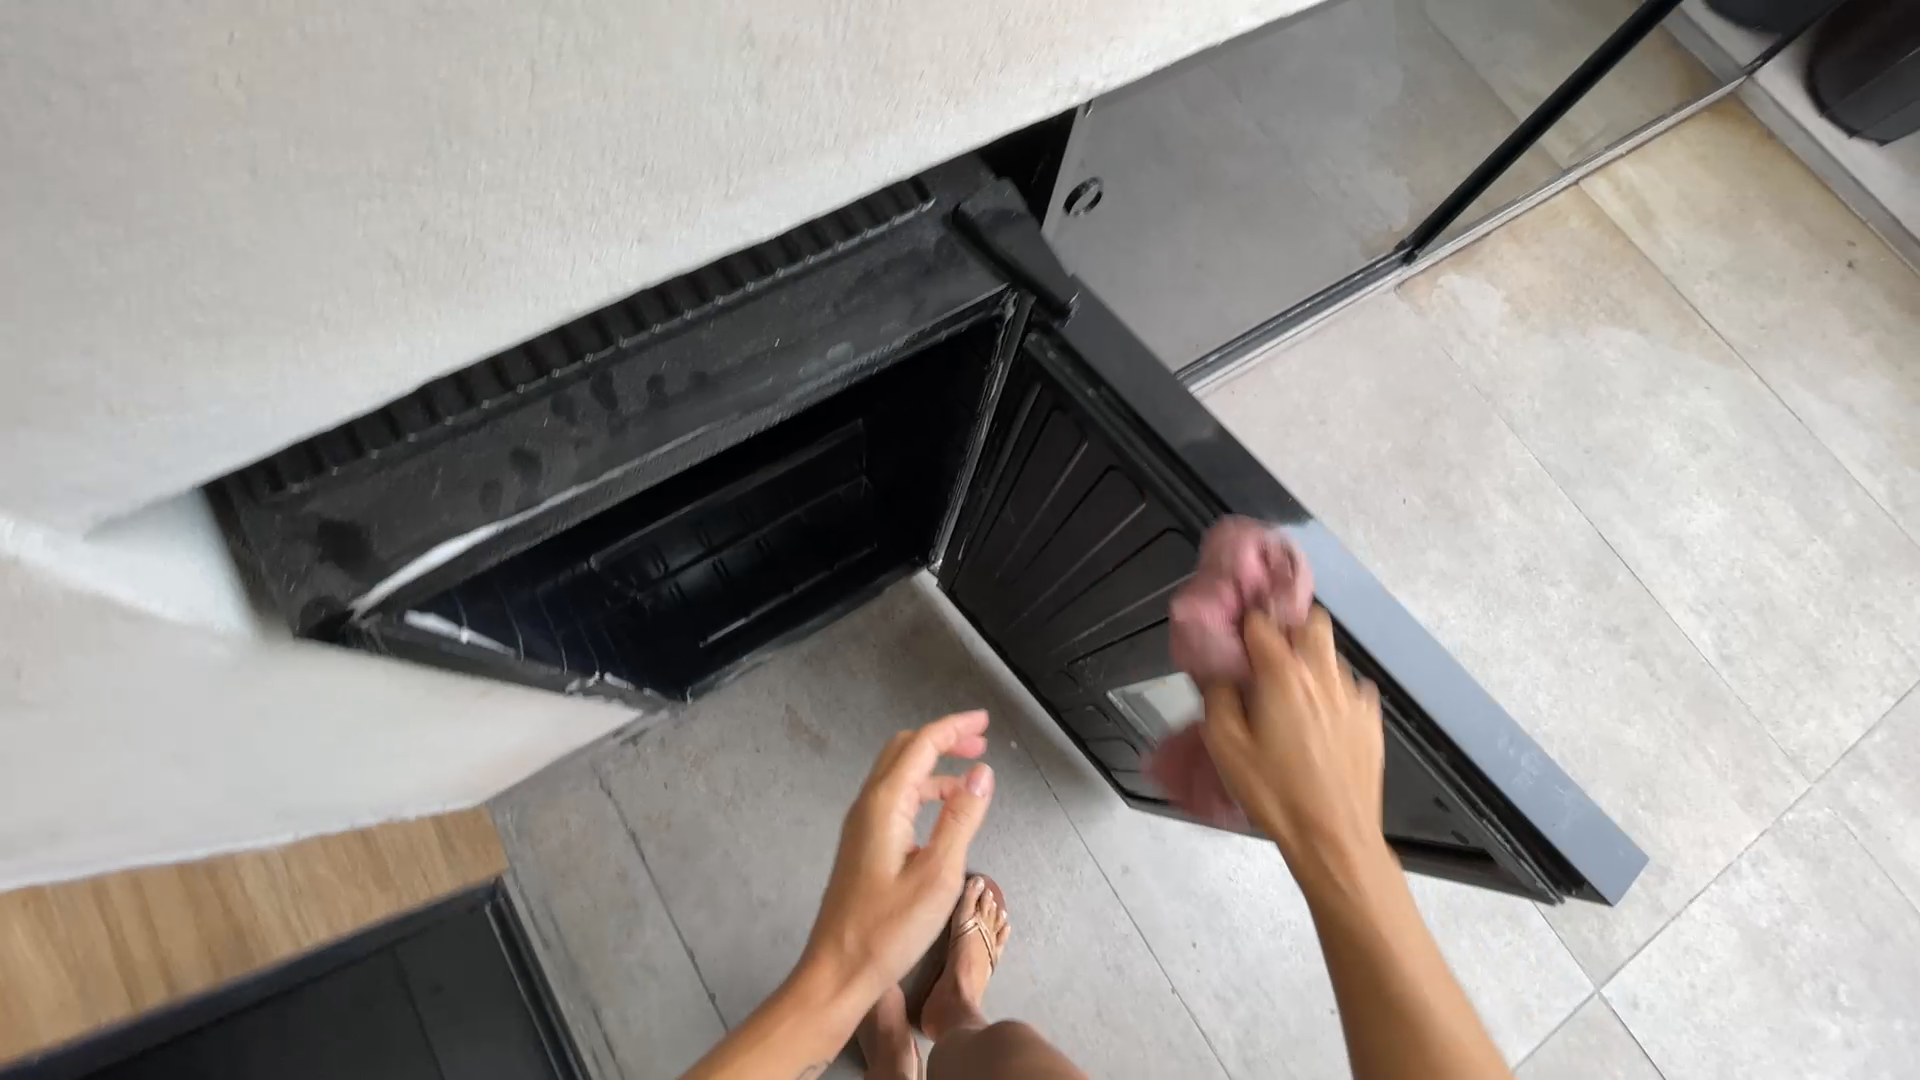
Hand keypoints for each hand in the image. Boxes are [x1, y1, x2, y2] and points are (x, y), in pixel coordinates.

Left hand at [801, 710, 995, 1000]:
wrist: (836, 973)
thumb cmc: (888, 929)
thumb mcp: (938, 875)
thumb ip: (962, 818)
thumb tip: (982, 772)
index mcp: (884, 803)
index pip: (921, 745)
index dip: (953, 727)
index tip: (984, 721)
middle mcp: (868, 804)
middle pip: (904, 749)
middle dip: (942, 739)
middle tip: (978, 743)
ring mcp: (862, 824)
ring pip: (898, 773)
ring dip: (934, 766)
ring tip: (970, 778)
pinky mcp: (863, 843)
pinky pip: (895, 798)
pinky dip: (923, 790)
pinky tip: (944, 812)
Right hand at [1200, 607, 1384, 872]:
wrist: (1334, 838)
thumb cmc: (1274, 792)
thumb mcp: (1223, 745)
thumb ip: (1217, 696)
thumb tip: (1220, 675)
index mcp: (1283, 675)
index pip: (1262, 621)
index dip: (1244, 621)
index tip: (1232, 632)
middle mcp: (1323, 675)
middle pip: (1311, 621)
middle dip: (1287, 627)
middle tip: (1264, 653)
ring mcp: (1354, 696)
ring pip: (1330, 653)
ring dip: (1308, 658)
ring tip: (1287, 691)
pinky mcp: (1371, 719)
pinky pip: (1348, 686)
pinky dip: (1329, 689)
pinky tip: (1315, 720)